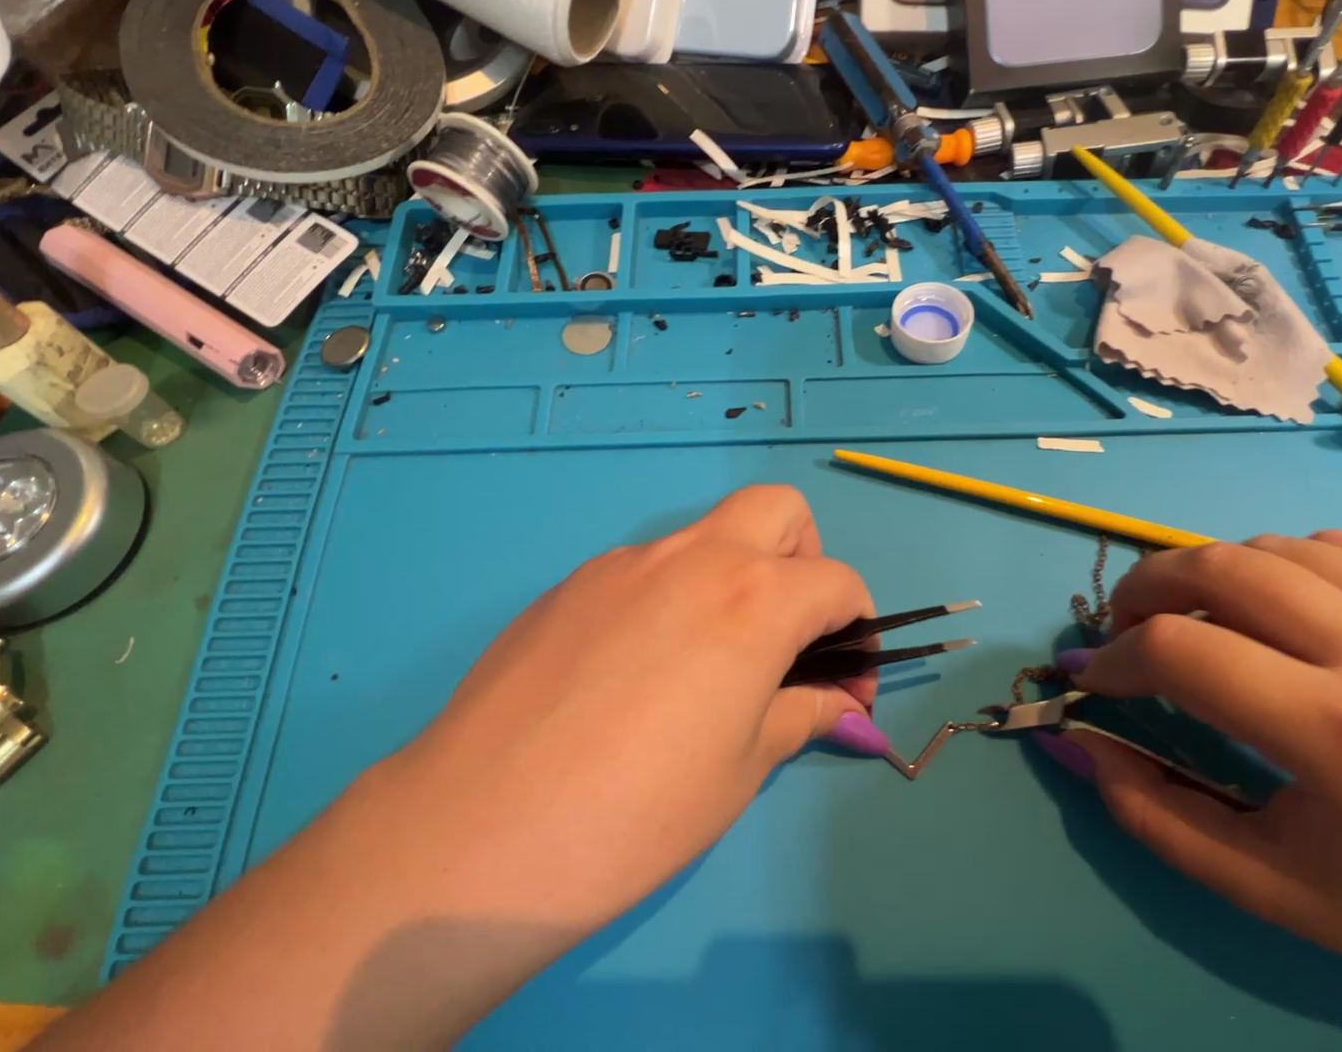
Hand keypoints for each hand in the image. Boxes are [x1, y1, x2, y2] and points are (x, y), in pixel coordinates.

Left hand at [35, 487, 880, 1051]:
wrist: (481, 828)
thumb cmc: (639, 810)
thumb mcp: (742, 768)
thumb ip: (801, 714)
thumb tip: (841, 704)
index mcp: (753, 598)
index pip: (838, 583)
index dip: (860, 634)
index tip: (848, 692)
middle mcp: (692, 558)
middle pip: (777, 513)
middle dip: (805, 563)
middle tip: (788, 640)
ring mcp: (621, 564)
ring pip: (705, 539)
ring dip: (733, 581)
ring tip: (705, 670)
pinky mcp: (568, 586)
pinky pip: (642, 572)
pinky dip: (670, 600)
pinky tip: (634, 676)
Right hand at [1054, 532, 1341, 1045]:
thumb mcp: (1273, 889)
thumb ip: (1154, 813)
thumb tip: (1071, 744)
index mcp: (1341, 735)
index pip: (1180, 652)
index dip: (1113, 660)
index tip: (1094, 681)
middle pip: (1217, 568)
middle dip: (1143, 590)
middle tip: (1123, 630)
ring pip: (1272, 547)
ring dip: (1205, 574)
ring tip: (1192, 618)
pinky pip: (1338, 548)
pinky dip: (1279, 565)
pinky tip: (1276, 609)